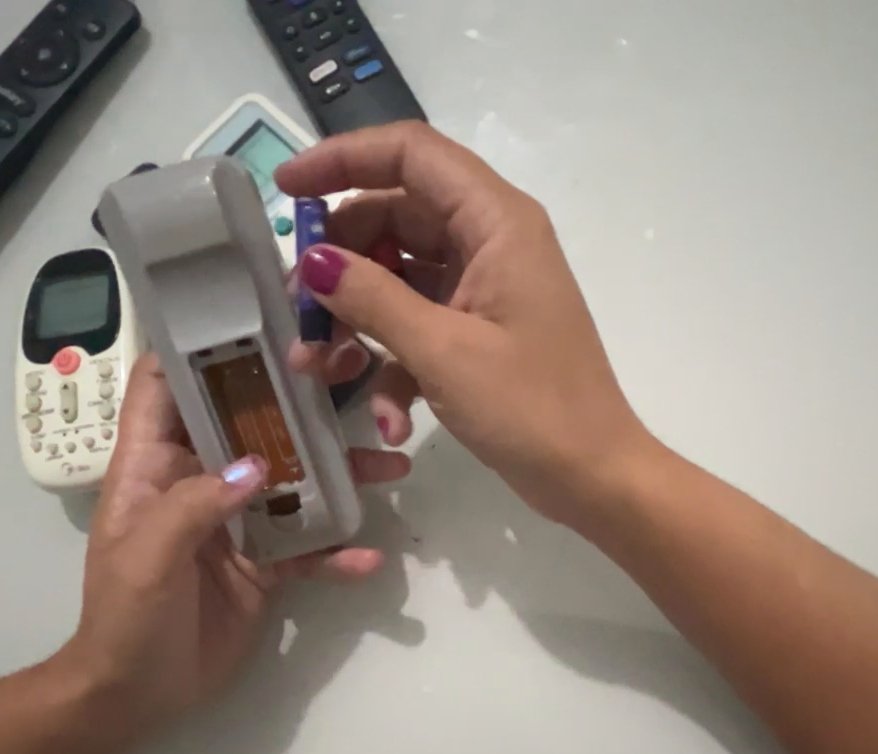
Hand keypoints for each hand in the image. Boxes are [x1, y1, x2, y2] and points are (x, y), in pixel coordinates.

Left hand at [56, 351, 409, 725]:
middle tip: (359, 384)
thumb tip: (260, 465)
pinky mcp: (267, 562)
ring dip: (342, 475)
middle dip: (302, 405)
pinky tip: (367, 561)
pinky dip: (339, 551)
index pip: (167, 386)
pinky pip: (310, 546)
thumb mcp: (147, 557)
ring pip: (296, 480)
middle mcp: (200, 481)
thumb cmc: (125, 619)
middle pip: (253, 424)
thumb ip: (196, 504)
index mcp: (154, 465)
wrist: (139, 695)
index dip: (200, 346)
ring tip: (393, 467)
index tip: (254, 316)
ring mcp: (238, 521)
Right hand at [276, 121, 657, 522]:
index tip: (285, 191)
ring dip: (359, 323)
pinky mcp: (480, 336)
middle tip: (296, 306)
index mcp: (496, 223)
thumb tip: (314, 261)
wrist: (592, 476)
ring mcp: (486, 293)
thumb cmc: (530, 408)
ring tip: (321, 369)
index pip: (411, 154)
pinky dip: (397, 367)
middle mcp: (491, 244)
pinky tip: (388, 419)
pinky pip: (422, 329)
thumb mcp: (443, 351)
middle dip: (341, 263)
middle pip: (396, 218)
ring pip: (401, 280)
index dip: (343, 160)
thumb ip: (373, 298)